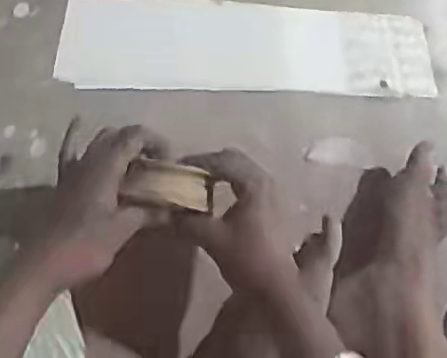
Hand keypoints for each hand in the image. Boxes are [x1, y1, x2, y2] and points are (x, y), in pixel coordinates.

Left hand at [23, 122, 170, 291]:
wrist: (41, 264)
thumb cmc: (85, 245)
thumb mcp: (121, 230)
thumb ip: (146, 213)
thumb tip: (170, 209)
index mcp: (108, 164)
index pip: (137, 135)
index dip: (156, 142)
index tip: (168, 163)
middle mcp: (91, 157)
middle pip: (120, 135)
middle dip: (141, 144)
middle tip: (155, 167)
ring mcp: (74, 167)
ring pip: (100, 140)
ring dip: (118, 144)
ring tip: (133, 163)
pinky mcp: (63, 181)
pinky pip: (69, 149)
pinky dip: (75, 134)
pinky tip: (79, 121)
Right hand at [175, 149, 300, 296]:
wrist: (278, 287)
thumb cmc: (248, 259)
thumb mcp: (214, 240)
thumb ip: (189, 223)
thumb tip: (167, 213)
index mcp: (253, 182)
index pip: (222, 160)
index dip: (198, 162)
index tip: (178, 168)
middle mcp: (264, 179)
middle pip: (233, 159)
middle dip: (209, 164)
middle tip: (187, 175)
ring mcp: (271, 190)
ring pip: (241, 169)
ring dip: (220, 173)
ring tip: (199, 185)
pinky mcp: (271, 203)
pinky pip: (246, 180)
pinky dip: (230, 181)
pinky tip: (218, 197)